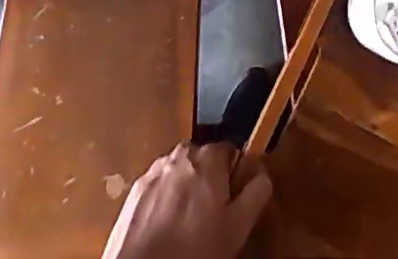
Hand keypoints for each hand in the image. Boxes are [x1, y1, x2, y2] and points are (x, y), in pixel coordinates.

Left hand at [101, 143, 271, 258]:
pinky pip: (158, 187)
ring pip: (179, 173)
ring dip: (185, 189)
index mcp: (208, 157)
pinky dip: (164, 201)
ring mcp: (154, 171)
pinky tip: (166, 228)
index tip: (234, 197)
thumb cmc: (193, 250)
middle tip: (212, 215)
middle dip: (208, 181)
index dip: (234, 173)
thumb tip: (262, 175)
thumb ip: (256, 194)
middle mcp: (180, 154)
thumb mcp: (237, 228)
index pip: (229, 149)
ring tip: (187, 225)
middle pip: (202, 160)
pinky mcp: (135, 190)